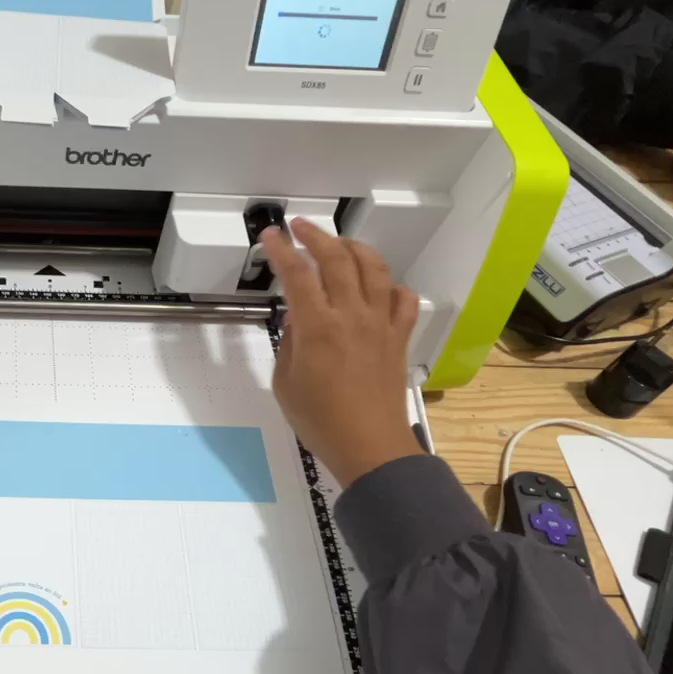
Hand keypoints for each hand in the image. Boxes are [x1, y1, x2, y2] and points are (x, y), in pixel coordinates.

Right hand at [262, 220, 424, 487]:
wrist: (369, 445)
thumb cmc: (319, 420)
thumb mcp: (284, 383)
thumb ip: (289, 343)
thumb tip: (298, 318)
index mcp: (318, 328)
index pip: (298, 274)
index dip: (282, 249)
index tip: (270, 235)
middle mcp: (352, 316)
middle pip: (337, 258)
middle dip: (316, 235)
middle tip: (299, 228)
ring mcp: (381, 323)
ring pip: (373, 268)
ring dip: (353, 248)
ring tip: (338, 244)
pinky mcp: (399, 336)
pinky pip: (402, 297)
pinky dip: (389, 284)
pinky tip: (377, 287)